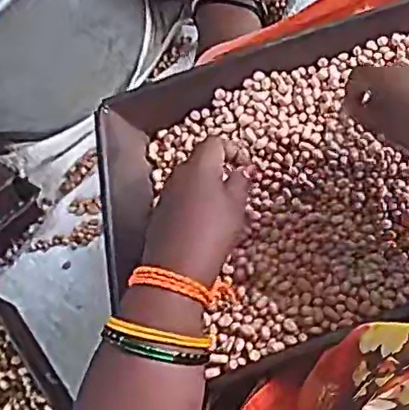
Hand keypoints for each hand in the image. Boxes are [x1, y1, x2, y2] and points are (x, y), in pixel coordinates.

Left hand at [141, 137, 252, 284]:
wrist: (177, 267)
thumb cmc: (212, 233)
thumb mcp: (237, 205)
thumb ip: (242, 181)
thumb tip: (244, 170)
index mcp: (200, 165)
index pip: (216, 142)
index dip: (235, 151)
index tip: (246, 168)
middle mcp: (179, 174)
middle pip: (203, 162)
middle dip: (223, 173)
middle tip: (240, 192)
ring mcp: (167, 193)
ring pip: (193, 182)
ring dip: (211, 190)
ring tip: (227, 212)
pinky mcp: (161, 212)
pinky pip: (183, 200)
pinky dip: (198, 206)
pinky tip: (209, 226)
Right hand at [343, 65, 408, 161]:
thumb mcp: (384, 127)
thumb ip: (364, 114)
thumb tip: (351, 106)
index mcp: (381, 76)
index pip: (356, 76)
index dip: (350, 93)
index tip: (350, 110)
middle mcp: (399, 68)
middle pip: (376, 77)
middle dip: (370, 96)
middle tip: (369, 119)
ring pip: (395, 82)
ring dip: (388, 98)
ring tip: (391, 123)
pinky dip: (405, 99)